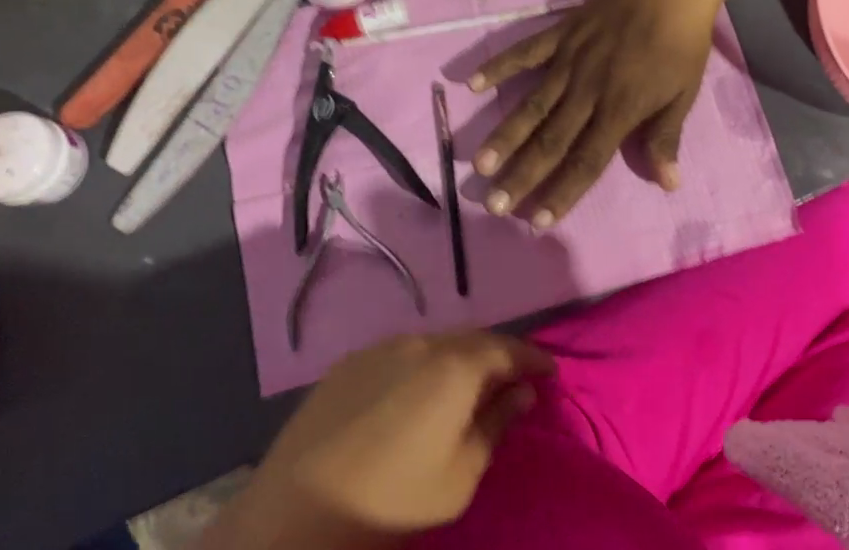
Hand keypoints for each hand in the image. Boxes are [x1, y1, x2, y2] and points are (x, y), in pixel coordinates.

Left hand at [217, 332, 553, 549]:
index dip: (533, 357)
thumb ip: (496, 425)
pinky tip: (416, 393)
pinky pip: (399, 354)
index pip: (507, 348)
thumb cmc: (393, 498)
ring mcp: (379, 349)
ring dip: (458, 359)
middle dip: (497, 356)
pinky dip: (421, 366)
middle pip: (471, 339)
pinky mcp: (347, 364)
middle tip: (513, 380)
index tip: (551, 372)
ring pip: (434, 343)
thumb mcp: (460, 474)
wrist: (297, 509)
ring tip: (466, 386)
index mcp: (455, 366)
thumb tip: (522, 392)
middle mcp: (420, 343)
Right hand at [469, 0, 724, 227]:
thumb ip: (665, 138)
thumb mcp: (683, 95)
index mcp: (619, 109)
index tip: (536, 221)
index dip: (562, 192)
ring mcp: (569, 60)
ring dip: (505, 135)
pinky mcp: (560, 32)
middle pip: (550, 141)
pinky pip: (524, 52)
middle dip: (521, 176)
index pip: (586, 161)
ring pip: (531, 105)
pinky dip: (498, 66)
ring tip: (479, 163)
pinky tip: (471, 83)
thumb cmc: (682, 46)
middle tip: (493, 204)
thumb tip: (667, 184)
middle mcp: (588, 91)